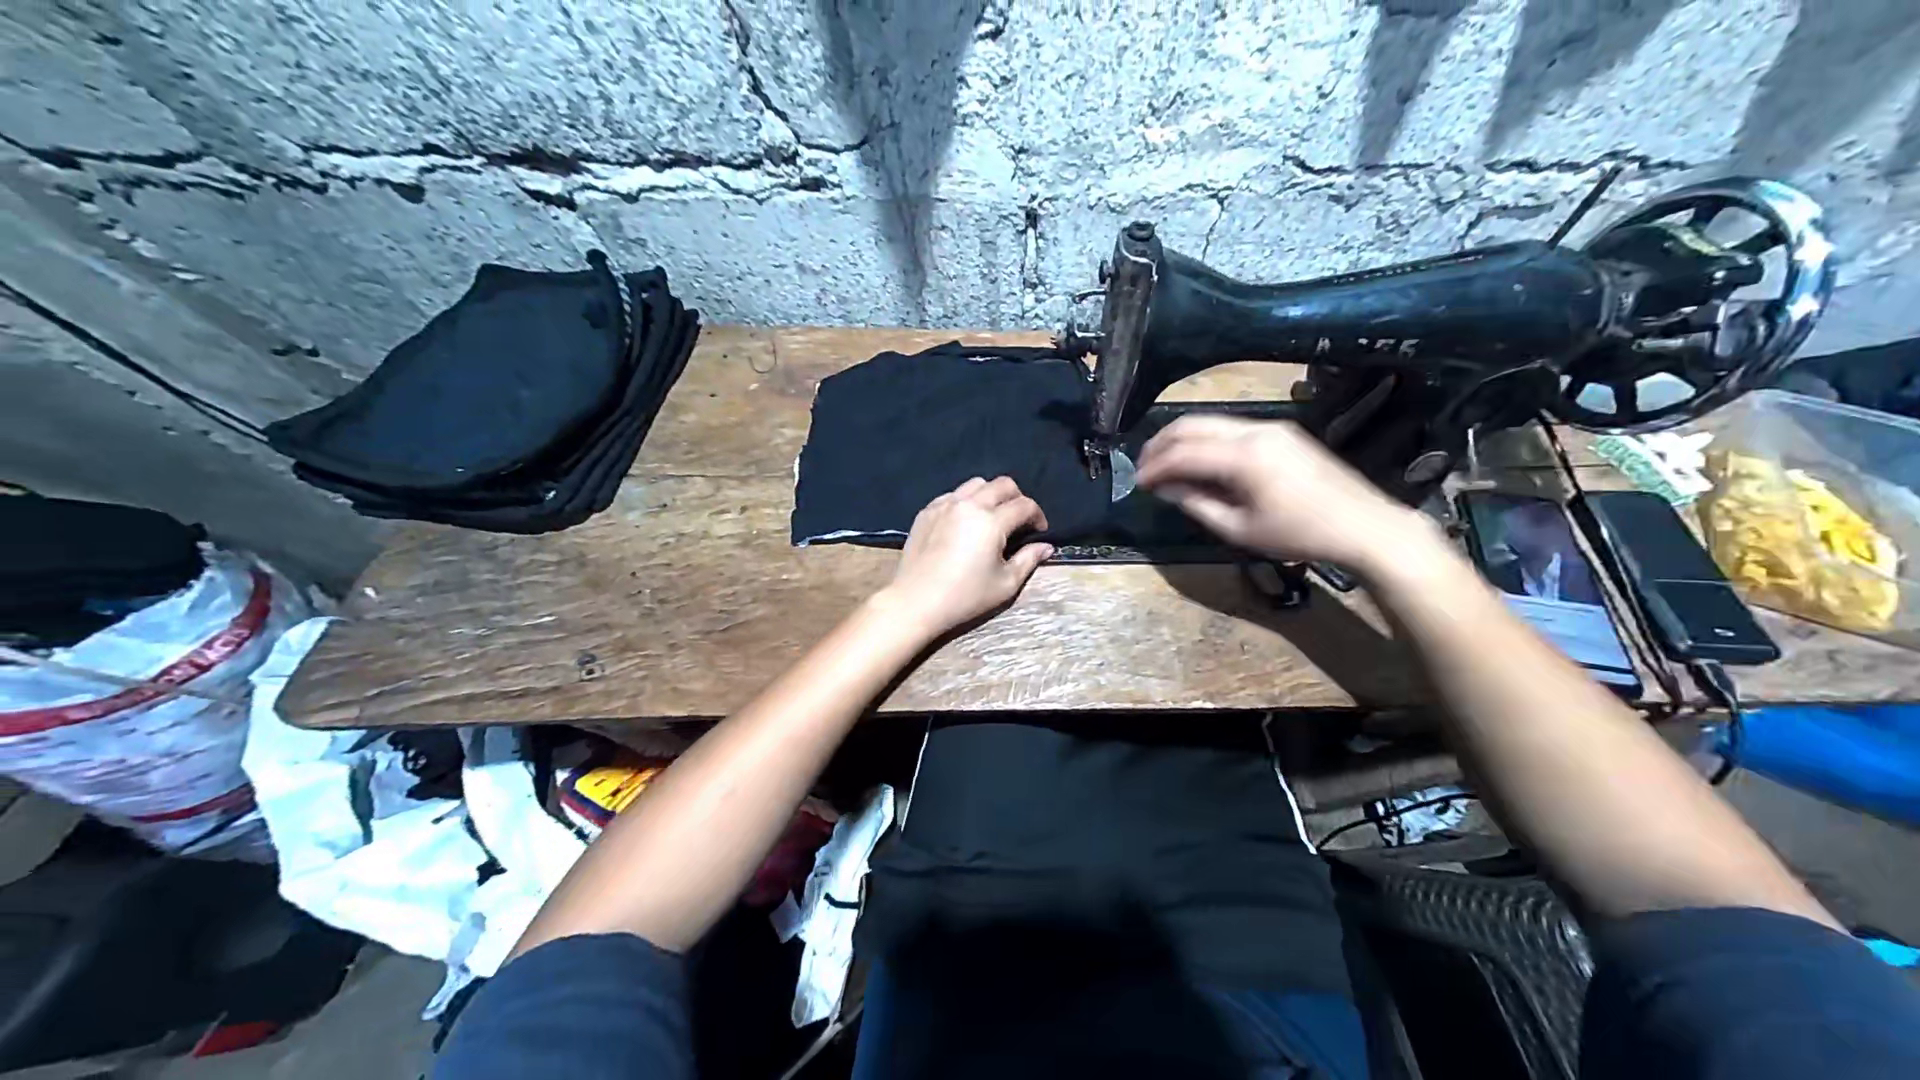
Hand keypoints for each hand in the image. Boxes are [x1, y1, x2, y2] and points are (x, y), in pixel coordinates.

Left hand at [871, 477, 1054, 637]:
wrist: (916, 601)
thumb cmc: (965, 597)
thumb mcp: (1005, 584)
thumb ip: (1028, 560)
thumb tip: (1046, 547)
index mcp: (991, 521)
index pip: (1024, 506)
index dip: (1038, 516)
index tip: (1039, 531)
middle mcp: (969, 505)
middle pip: (1002, 485)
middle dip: (1017, 499)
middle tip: (1019, 520)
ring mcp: (945, 505)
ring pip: (976, 484)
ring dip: (991, 495)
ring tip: (992, 516)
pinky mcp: (927, 511)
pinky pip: (953, 495)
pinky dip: (966, 501)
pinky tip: (966, 521)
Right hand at [1135, 416, 1434, 571]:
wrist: (1366, 526)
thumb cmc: (1300, 535)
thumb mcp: (1240, 529)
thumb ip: (1198, 504)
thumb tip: (1166, 489)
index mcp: (1244, 456)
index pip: (1183, 452)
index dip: (1154, 466)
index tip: (1137, 482)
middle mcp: (1255, 430)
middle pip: (1192, 424)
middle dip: (1162, 444)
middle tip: (1143, 466)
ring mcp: (1272, 427)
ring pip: (1211, 421)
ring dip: (1183, 440)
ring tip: (1165, 464)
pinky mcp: (1283, 432)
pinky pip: (1231, 428)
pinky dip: (1207, 440)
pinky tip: (1199, 461)